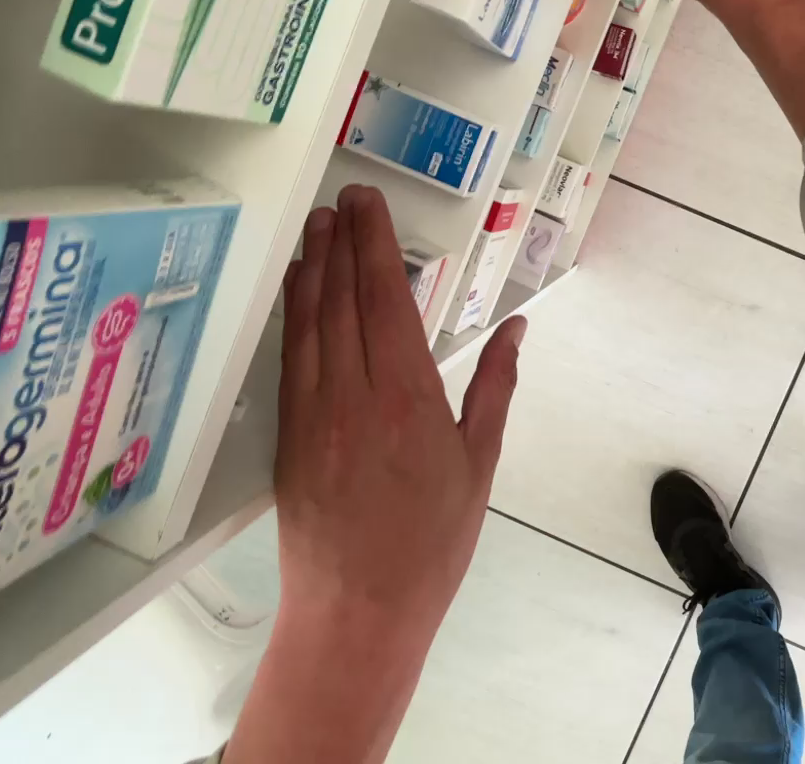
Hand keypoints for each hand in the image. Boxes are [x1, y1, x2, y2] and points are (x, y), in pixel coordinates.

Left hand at [275, 184, 525, 636]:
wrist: (359, 610)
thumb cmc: (433, 539)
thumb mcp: (479, 463)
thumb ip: (496, 386)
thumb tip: (516, 326)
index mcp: (410, 397)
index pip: (387, 300)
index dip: (374, 245)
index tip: (368, 204)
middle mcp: (356, 393)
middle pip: (345, 299)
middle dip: (343, 240)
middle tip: (343, 195)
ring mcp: (314, 413)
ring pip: (311, 322)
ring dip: (313, 267)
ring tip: (315, 224)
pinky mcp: (288, 434)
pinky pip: (290, 359)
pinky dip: (293, 314)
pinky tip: (297, 288)